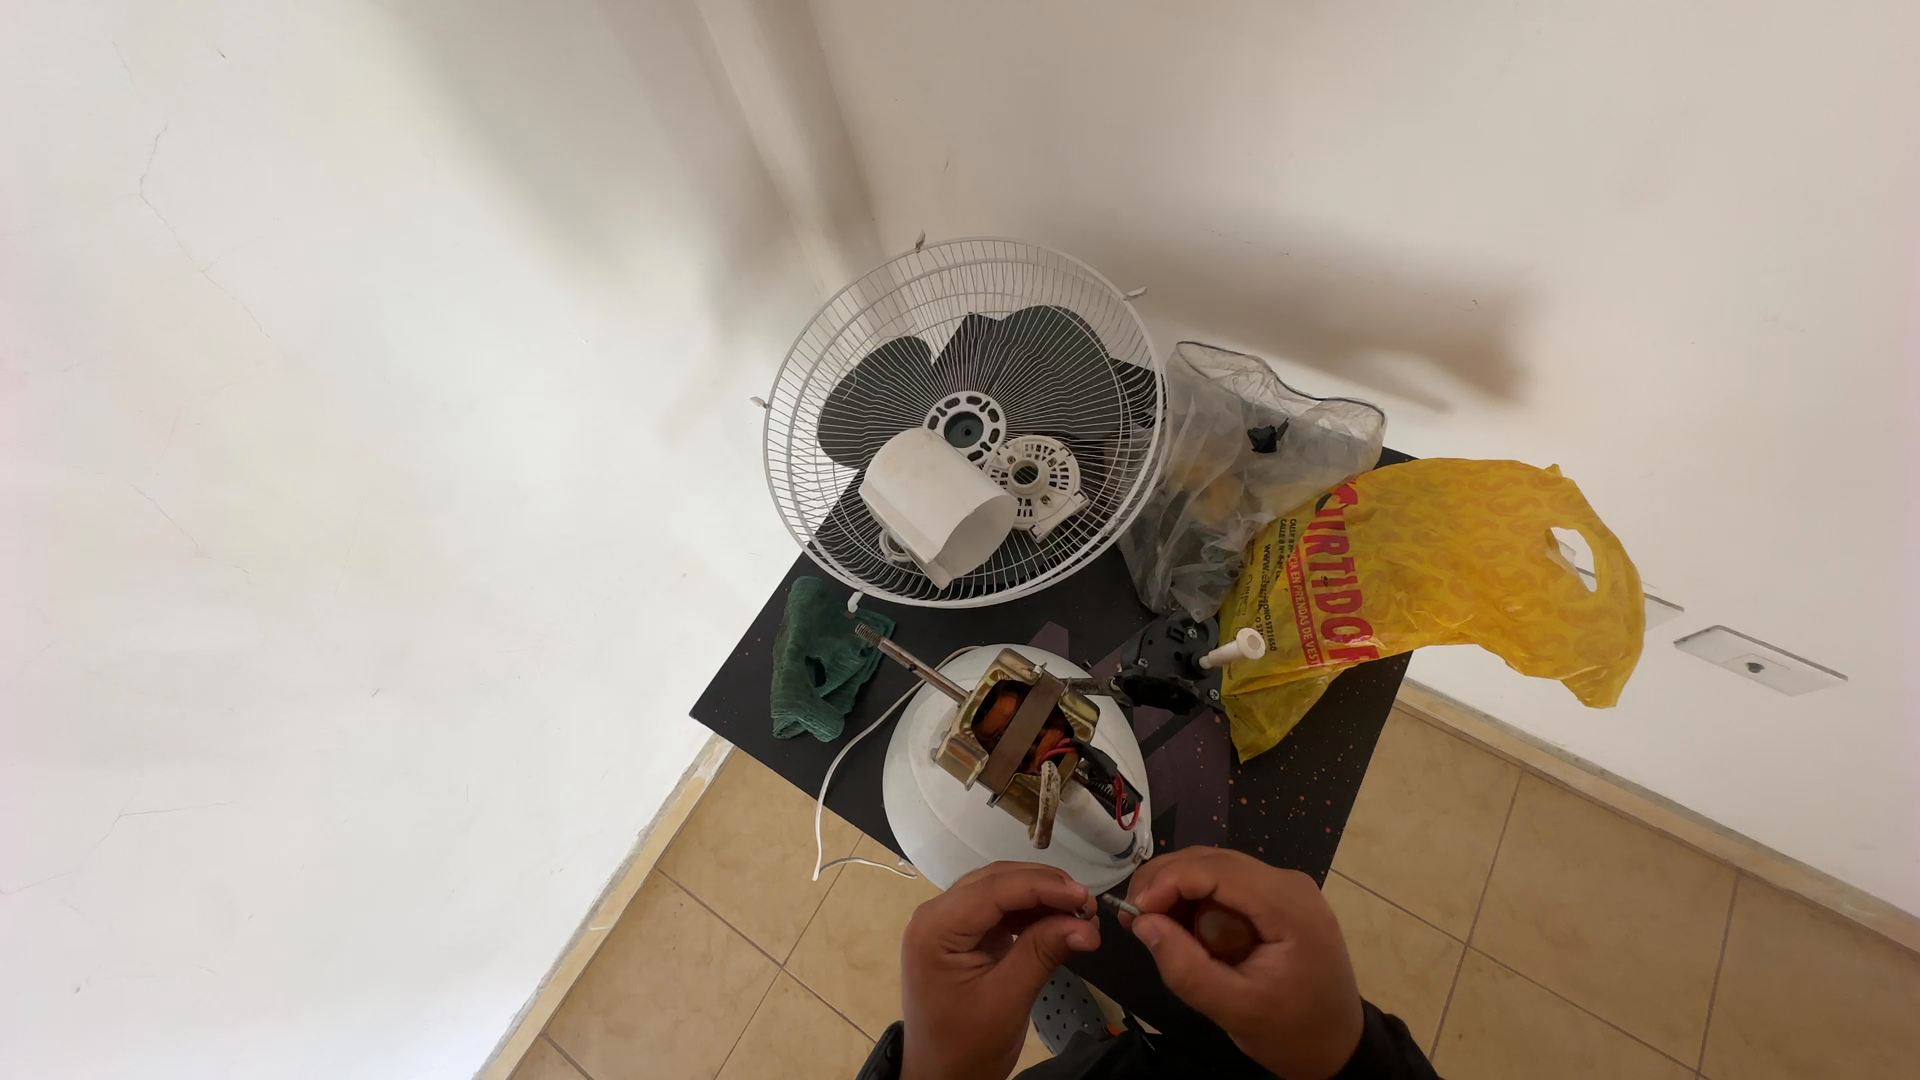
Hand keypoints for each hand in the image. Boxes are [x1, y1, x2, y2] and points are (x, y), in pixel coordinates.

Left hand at [900, 862, 1099, 1079]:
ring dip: (1040, 897)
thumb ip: (1043, 954)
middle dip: (1044, 888)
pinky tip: (1057, 921)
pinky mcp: (963, 932)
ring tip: (1079, 913)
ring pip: (1000, 890)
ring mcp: (948, 921)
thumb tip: (1086, 925)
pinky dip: (1030, 912)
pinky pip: (999, 909)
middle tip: (1086, 904)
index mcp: (935, 927)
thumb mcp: (1007, 1001)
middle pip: (996, 882)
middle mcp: (936, 913)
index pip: (993, 889)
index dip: (1041, 886)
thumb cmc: (966, 1047)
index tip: (1083, 895)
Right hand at [1123, 847, 1362, 1079]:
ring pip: (1212, 865)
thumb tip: (1143, 924)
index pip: (1216, 870)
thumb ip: (1187, 969)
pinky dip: (1193, 894)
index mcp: (1288, 906)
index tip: (1135, 912)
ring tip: (1149, 920)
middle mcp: (1287, 882)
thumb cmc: (1293, 1034)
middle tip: (1132, 916)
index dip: (1168, 882)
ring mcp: (1282, 885)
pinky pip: (1223, 880)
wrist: (1341, 1049)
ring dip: (1175, 886)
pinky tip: (1177, 920)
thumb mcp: (1236, 1011)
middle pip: (1210, 860)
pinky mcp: (1274, 894)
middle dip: (1164, 881)